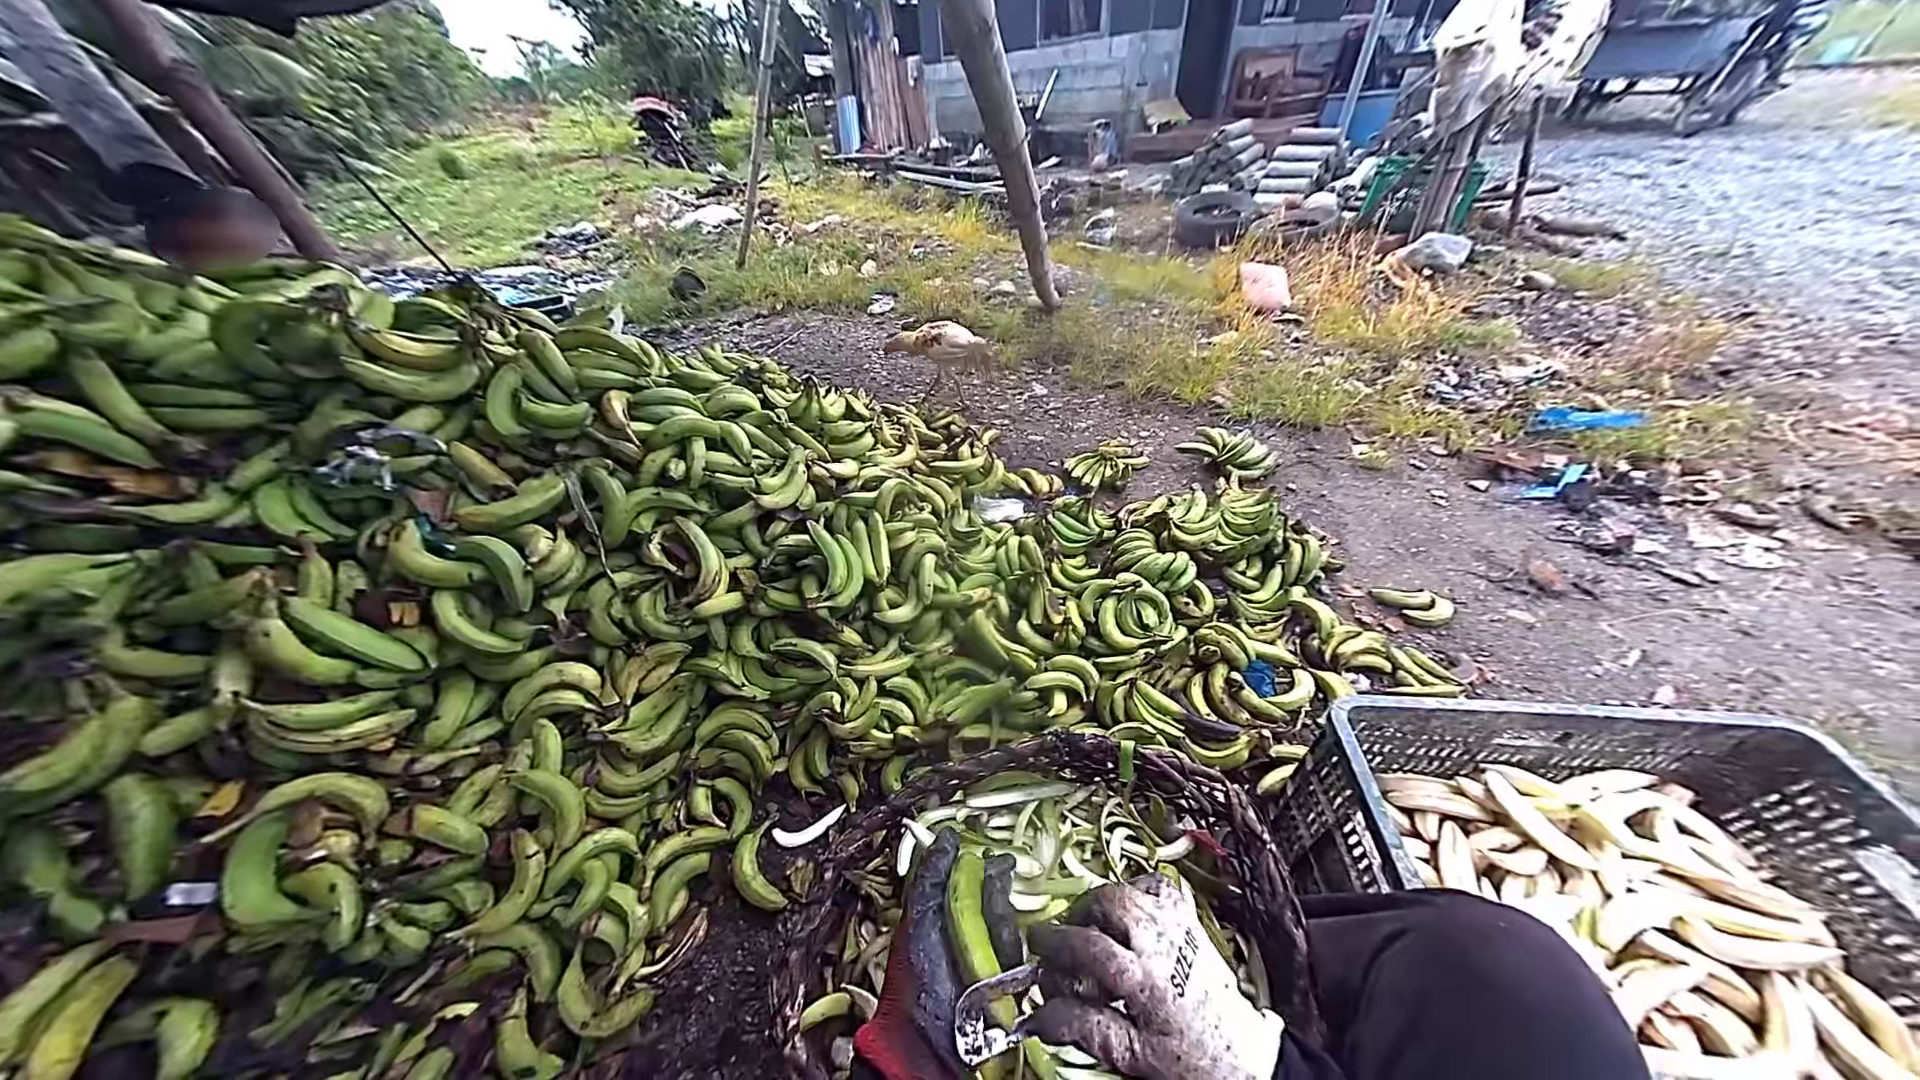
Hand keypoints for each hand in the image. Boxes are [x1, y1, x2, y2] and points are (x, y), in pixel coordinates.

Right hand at [1025, 874, 1283, 1079]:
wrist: (1243, 1056)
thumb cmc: (1191, 1059)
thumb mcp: (1132, 1055)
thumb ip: (1083, 1029)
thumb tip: (1040, 1015)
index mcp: (1147, 981)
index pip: (1088, 946)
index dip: (1055, 943)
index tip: (1038, 947)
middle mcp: (1163, 943)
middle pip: (1108, 903)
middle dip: (1080, 915)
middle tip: (1067, 936)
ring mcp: (1178, 924)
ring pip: (1128, 887)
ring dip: (1102, 902)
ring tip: (1093, 926)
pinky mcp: (1188, 918)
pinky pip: (1155, 884)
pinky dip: (1134, 889)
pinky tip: (1126, 912)